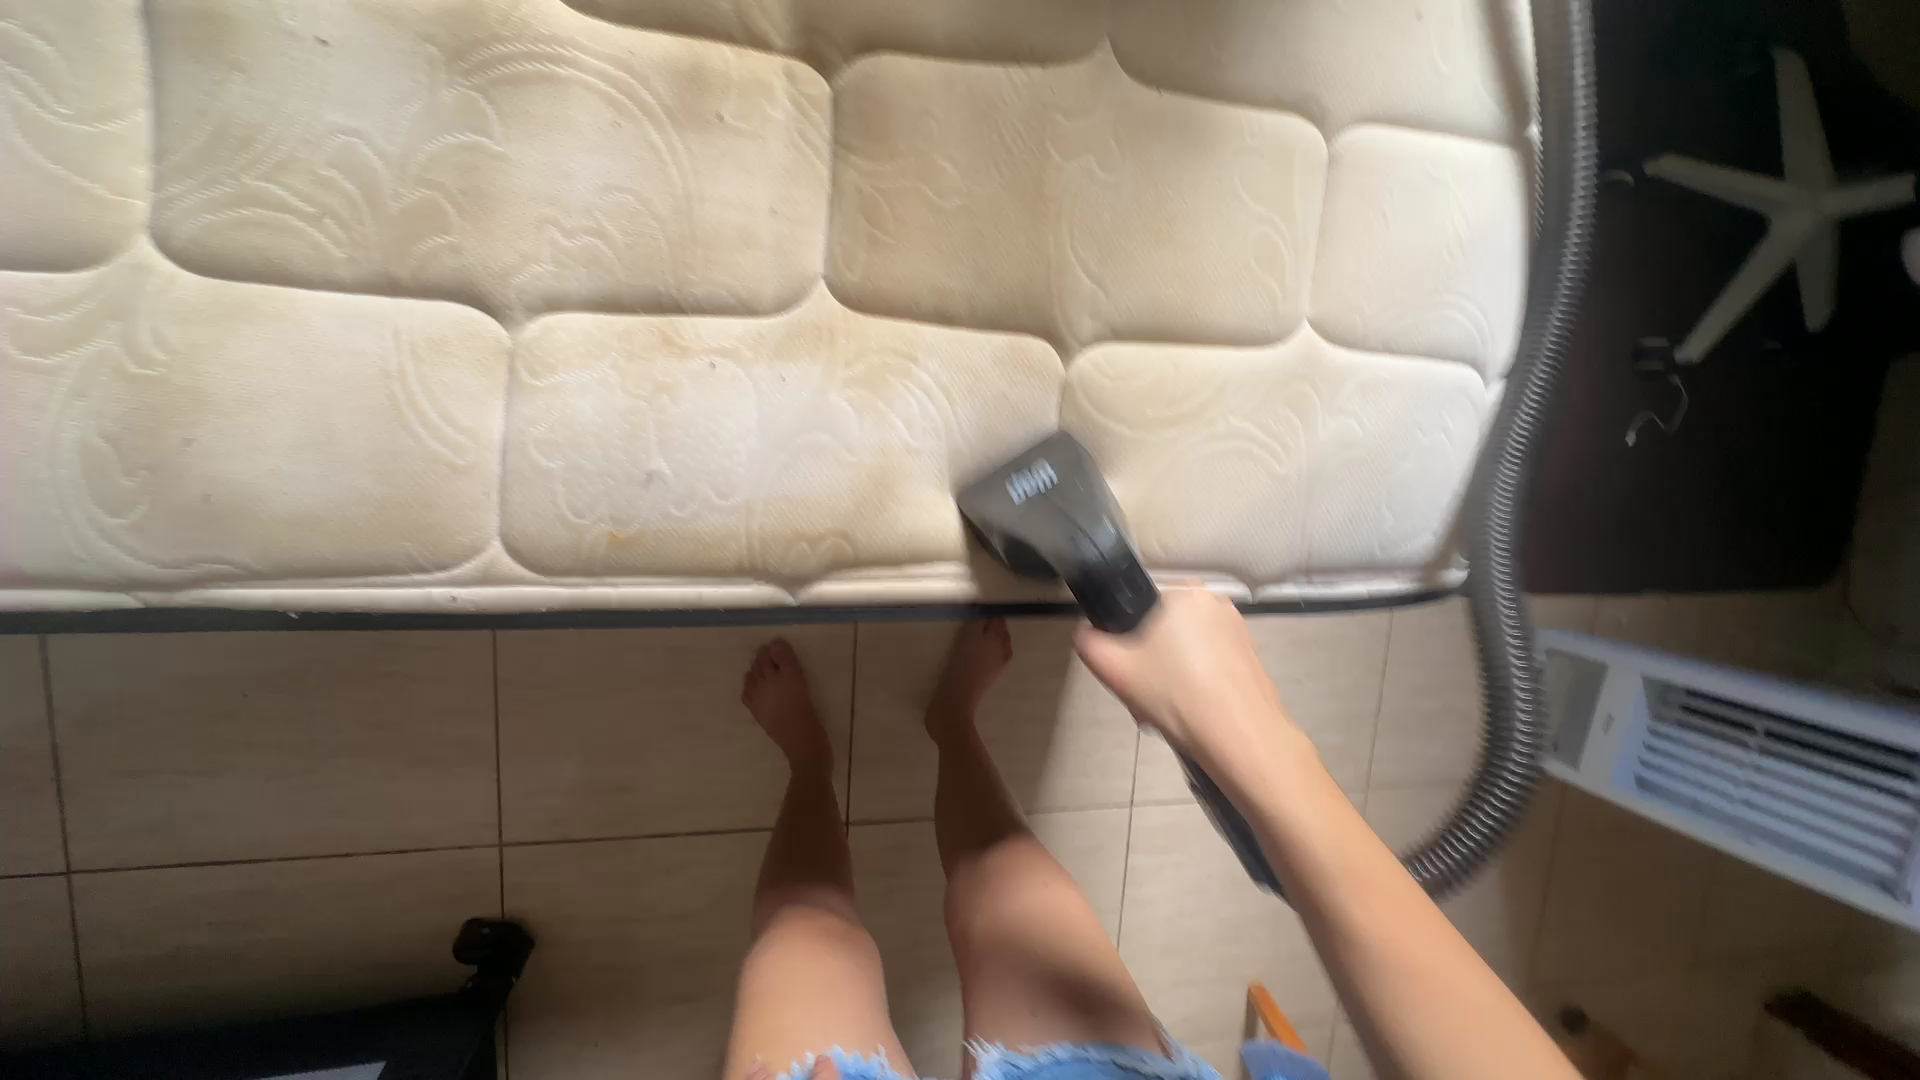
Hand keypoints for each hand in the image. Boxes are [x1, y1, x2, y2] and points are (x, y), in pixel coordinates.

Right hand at [1073, 587, 1302, 775]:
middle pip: (1163, 630)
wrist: (1242, 739)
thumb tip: (1085, 633)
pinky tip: (1192, 716)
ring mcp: (1238, 630)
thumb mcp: (1114, 670)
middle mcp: (1214, 602)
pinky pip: (1211, 665)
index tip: (1127, 672)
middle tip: (1142, 698)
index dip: (1126, 641)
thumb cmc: (1176, 695)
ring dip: (1171, 677)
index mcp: (1182, 592)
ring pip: (1187, 650)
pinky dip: (1198, 685)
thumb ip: (1088, 643)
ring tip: (1165, 714)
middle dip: (1149, 663)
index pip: (1139, 608)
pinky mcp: (1253, 658)